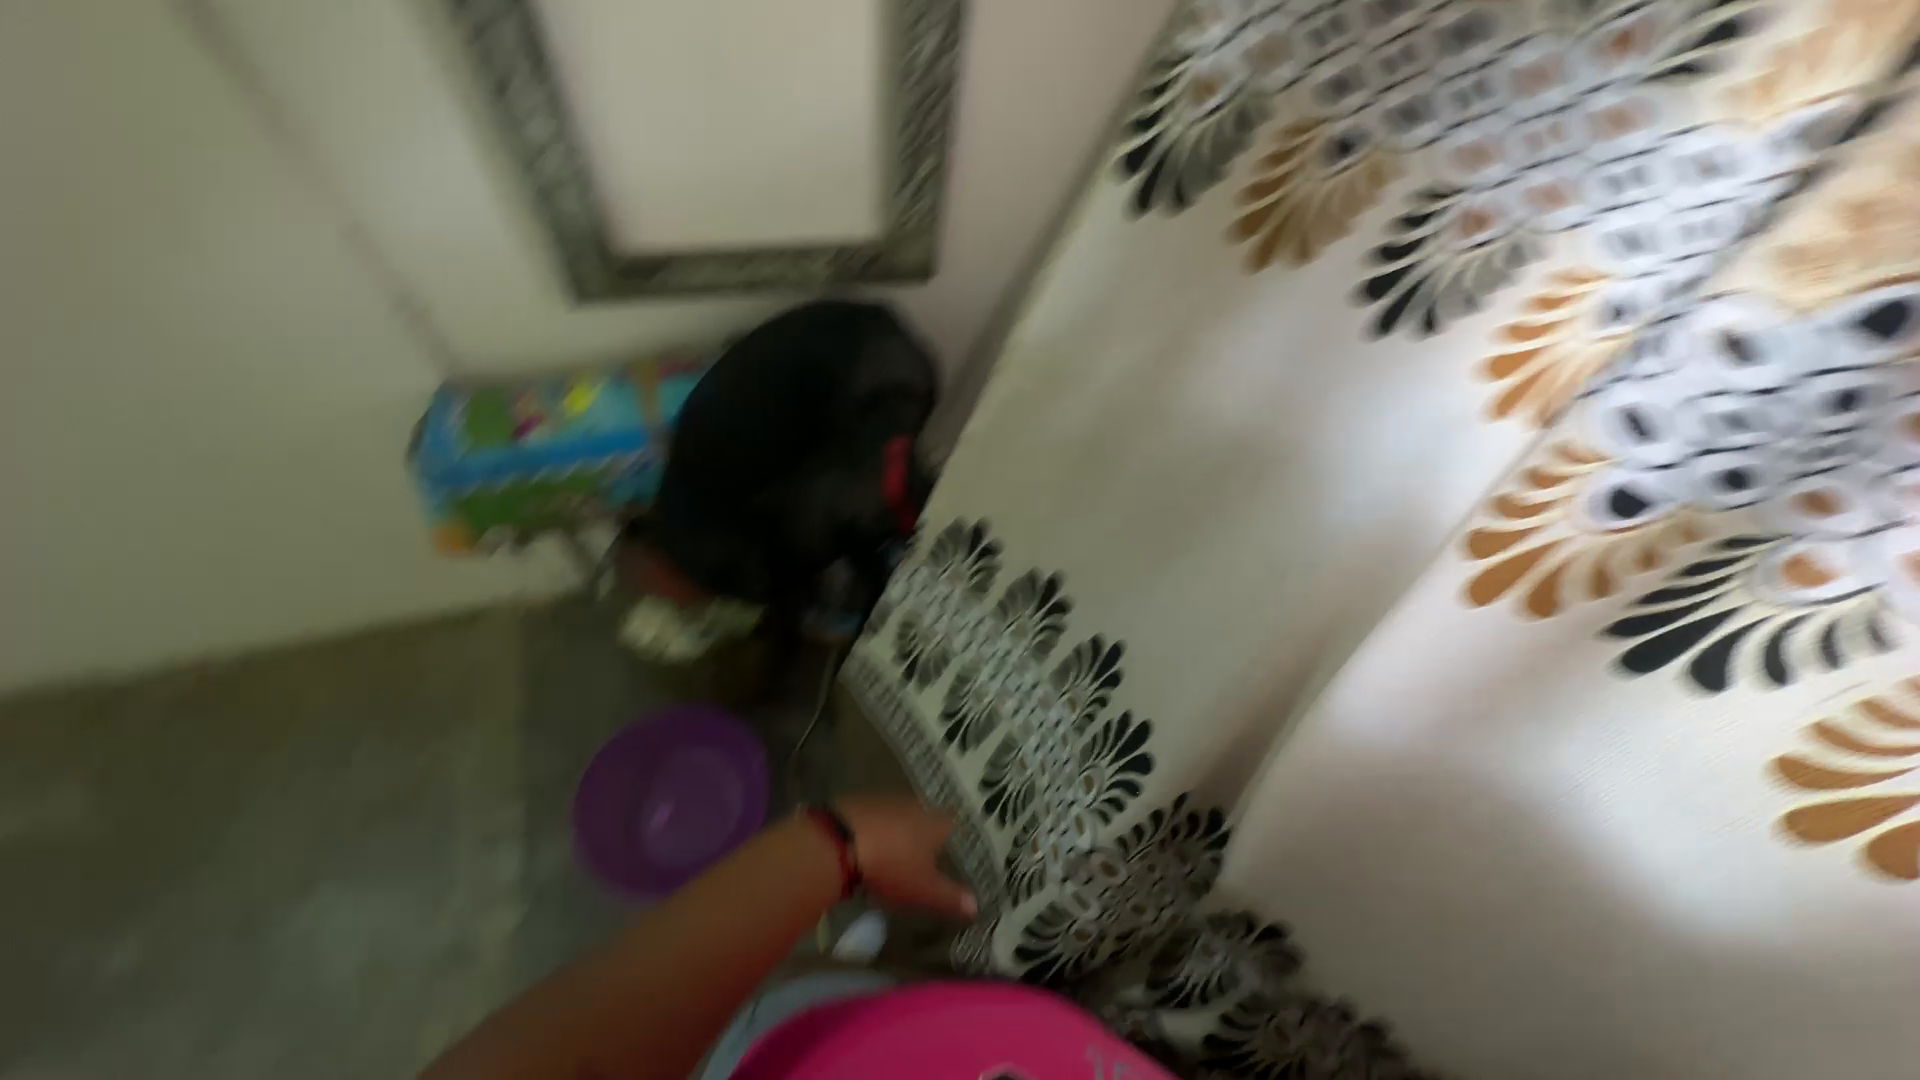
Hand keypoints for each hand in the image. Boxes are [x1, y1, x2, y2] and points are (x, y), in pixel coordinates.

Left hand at [833, 796, 977, 918]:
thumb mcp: (923, 889)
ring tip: (892, 850)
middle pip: (924, 815)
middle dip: (923, 831)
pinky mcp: (858, 801)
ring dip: (897, 828)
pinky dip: (873, 827)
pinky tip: (865, 843)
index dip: (951, 836)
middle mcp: (913, 805)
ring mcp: (884, 800)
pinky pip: (873, 815)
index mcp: (934, 823)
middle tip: (921, 851)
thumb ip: (950, 897)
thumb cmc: (892, 865)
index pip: (951, 823)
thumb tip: (977, 906)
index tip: (950, 847)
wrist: (841, 840)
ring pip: (898, 813)